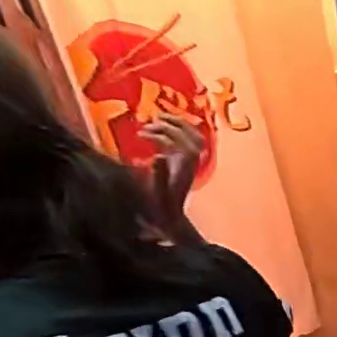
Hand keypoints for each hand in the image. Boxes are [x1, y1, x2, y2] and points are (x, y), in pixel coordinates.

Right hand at [141, 117, 207, 244]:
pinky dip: (180, 130)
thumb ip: (159, 175)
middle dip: (170, 127)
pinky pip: (191, 141)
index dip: (163, 136)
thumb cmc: (160, 208)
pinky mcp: (187, 163)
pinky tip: (162, 126)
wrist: (171, 219)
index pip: (182, 146)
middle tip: (148, 123)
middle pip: (191, 139)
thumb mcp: (156, 194)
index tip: (141, 134)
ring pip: (195, 137)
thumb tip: (159, 155)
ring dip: (178, 124)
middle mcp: (192, 165)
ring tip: (157, 117)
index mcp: (184, 170)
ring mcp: (192, 163)